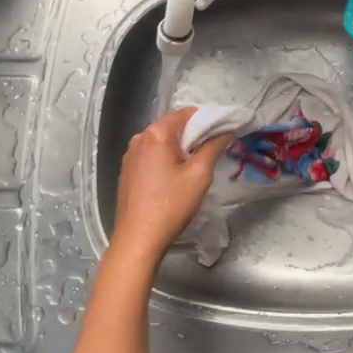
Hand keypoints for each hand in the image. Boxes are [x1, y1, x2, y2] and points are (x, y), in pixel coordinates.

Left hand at [110, 107, 230, 261]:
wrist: (139, 238)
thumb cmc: (171, 205)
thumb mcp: (200, 174)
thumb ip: (214, 146)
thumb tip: (225, 131)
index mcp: (156, 133)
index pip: (187, 113)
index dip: (208, 121)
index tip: (224, 135)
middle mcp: (139, 138)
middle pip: (174, 126)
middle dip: (194, 135)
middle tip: (212, 153)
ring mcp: (130, 155)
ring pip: (162, 142)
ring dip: (180, 149)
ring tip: (195, 168)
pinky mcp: (127, 170)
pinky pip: (152, 155)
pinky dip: (166, 159)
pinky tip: (175, 178)